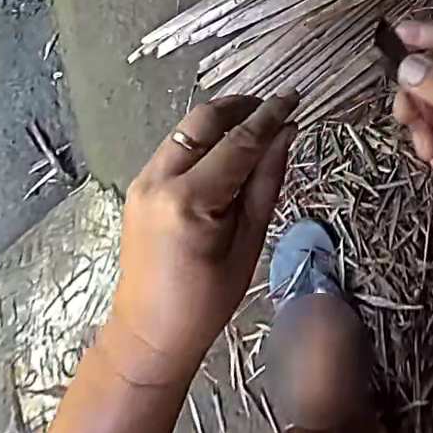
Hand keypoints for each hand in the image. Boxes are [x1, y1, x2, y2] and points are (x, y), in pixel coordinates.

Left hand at [100, 92, 297, 387]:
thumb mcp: (249, 240)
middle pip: (205, 119)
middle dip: (242, 106)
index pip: (239, 141)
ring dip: (224, 118)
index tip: (293, 96)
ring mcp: (143, 180)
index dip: (270, 115)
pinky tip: (229, 147)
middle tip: (273, 108)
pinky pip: (177, 144)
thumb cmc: (206, 300)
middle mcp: (158, 180)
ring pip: (188, 126)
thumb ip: (267, 179)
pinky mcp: (139, 184)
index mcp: (189, 201)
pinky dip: (206, 136)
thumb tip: (286, 132)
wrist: (147, 336)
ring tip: (256, 124)